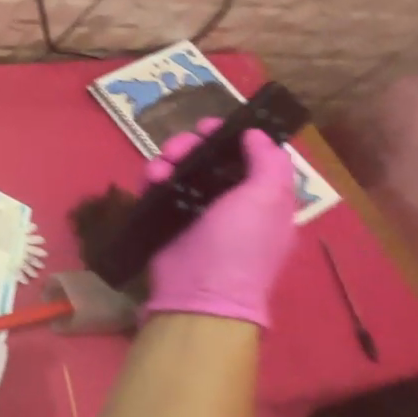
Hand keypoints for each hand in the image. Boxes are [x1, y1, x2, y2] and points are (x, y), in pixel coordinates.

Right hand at [142, 120, 298, 328]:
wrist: (199, 290)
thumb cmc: (240, 244)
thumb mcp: (267, 200)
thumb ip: (267, 162)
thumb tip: (255, 133)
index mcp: (262, 198)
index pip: (248, 156)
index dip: (231, 137)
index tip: (210, 126)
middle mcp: (230, 201)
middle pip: (209, 158)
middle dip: (192, 146)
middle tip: (178, 148)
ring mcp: (196, 210)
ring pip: (181, 169)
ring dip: (168, 159)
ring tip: (159, 168)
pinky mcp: (166, 217)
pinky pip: (158, 187)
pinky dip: (153, 177)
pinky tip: (150, 179)